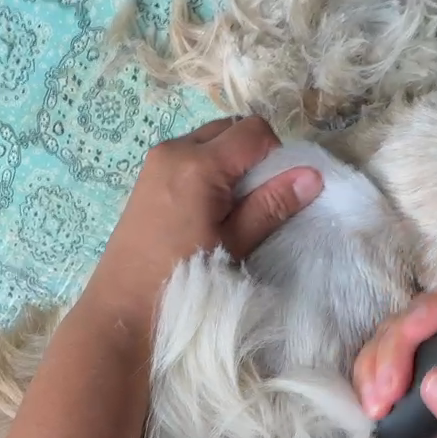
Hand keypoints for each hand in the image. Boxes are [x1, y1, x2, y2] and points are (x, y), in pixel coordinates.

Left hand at [83, 116, 323, 317]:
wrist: (124, 308)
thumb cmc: (183, 280)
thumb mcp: (235, 244)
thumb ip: (271, 206)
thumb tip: (313, 175)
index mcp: (197, 164)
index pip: (254, 131)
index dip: (276, 156)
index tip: (276, 193)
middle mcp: (174, 149)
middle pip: (230, 128)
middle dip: (251, 157)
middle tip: (254, 203)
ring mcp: (155, 161)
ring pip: (209, 141)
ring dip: (229, 164)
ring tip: (228, 211)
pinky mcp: (147, 177)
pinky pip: (189, 157)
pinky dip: (207, 172)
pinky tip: (206, 213)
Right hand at [351, 266, 436, 437]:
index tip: (417, 334)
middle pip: (420, 311)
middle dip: (396, 349)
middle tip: (388, 396)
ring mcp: (428, 344)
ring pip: (388, 332)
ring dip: (374, 367)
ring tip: (377, 410)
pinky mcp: (399, 362)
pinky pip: (370, 356)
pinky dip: (364, 379)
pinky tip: (371, 408)